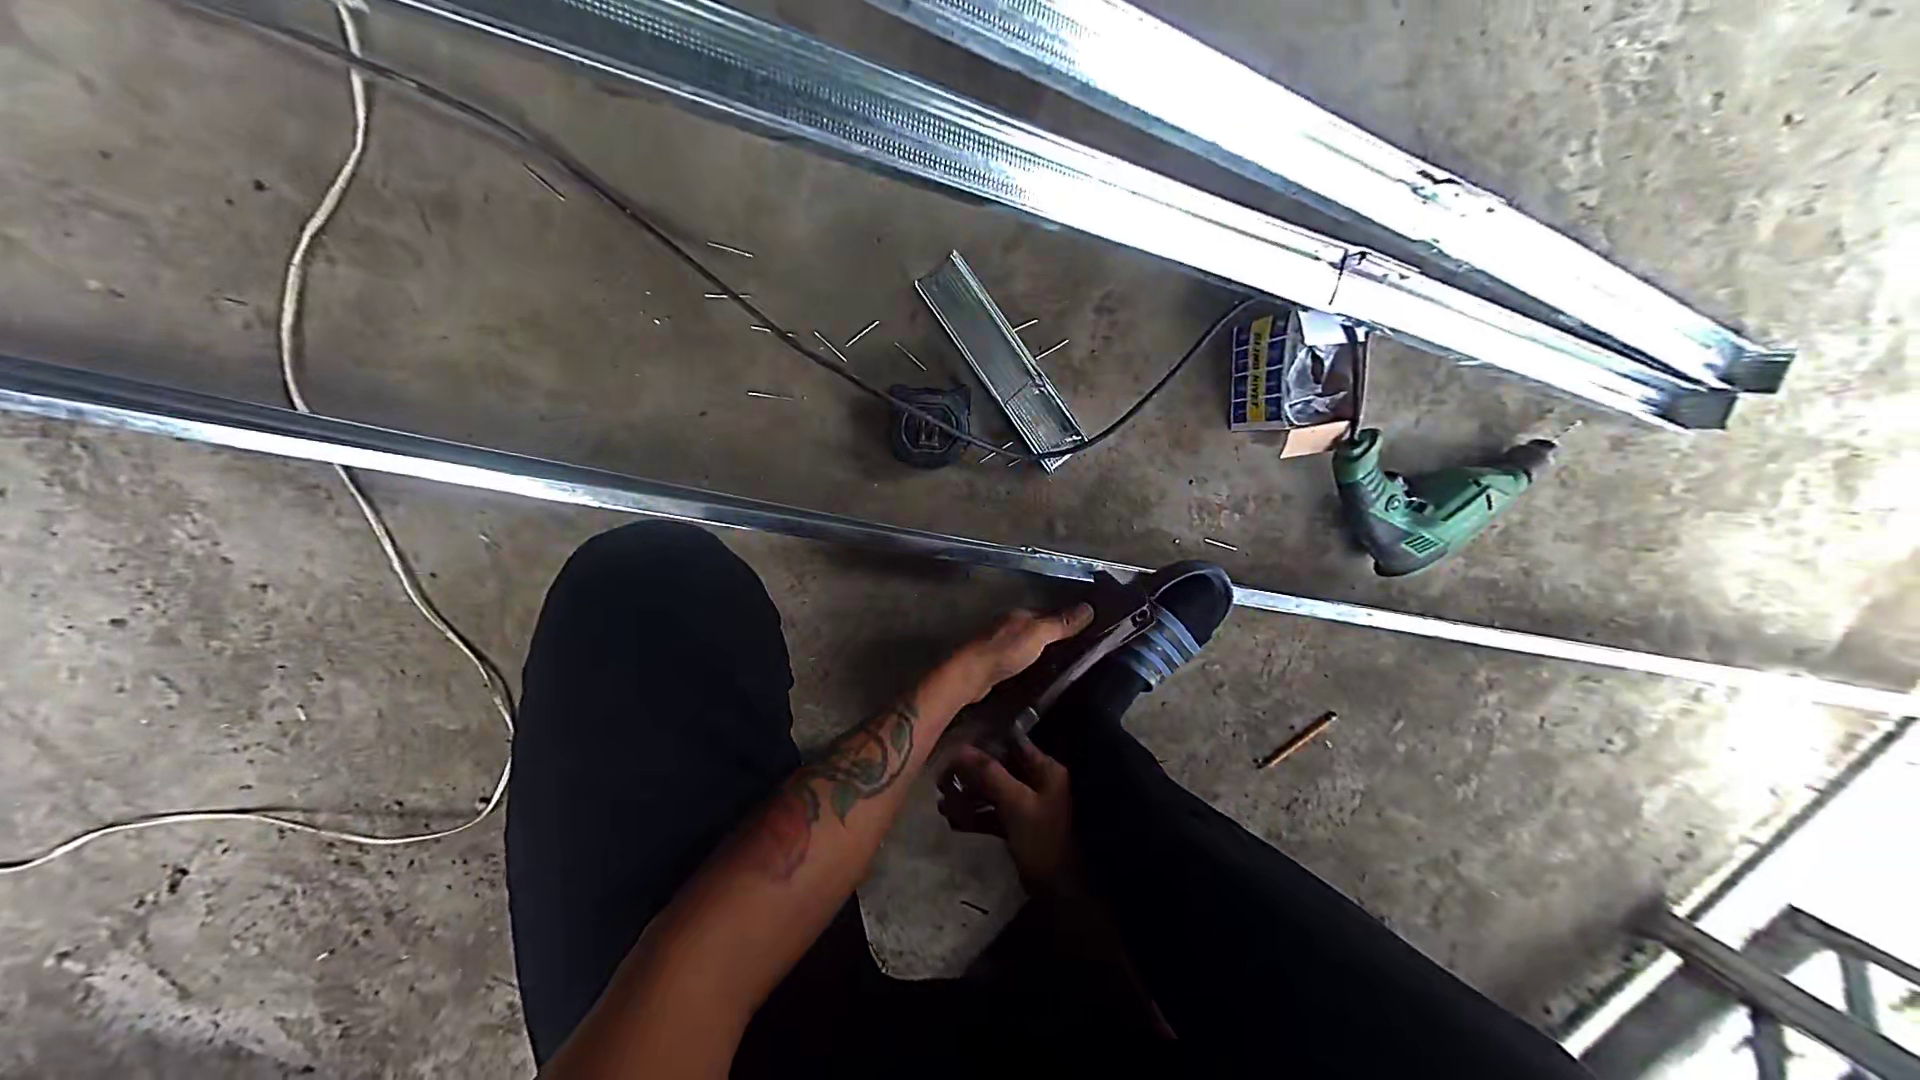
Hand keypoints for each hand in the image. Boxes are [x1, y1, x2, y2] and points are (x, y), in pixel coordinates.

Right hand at [939, 733, 1078, 895]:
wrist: (1058, 893)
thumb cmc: (1042, 841)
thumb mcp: (1015, 804)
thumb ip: (989, 774)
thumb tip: (961, 748)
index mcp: (1045, 769)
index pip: (1011, 744)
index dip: (984, 744)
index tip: (955, 748)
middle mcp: (1037, 781)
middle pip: (998, 768)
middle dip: (969, 774)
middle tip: (941, 781)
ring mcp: (1028, 804)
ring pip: (993, 791)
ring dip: (968, 796)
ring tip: (943, 804)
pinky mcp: (1018, 826)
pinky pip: (993, 813)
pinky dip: (975, 815)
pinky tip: (953, 821)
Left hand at [943, 604, 1094, 703]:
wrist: (971, 675)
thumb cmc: (1004, 650)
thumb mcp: (1038, 634)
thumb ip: (1061, 623)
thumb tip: (1088, 608)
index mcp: (1020, 615)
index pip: (1050, 613)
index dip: (1068, 620)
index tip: (1087, 630)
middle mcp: (1009, 626)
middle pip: (1039, 628)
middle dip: (1056, 637)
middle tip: (1080, 651)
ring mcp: (1000, 645)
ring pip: (1029, 645)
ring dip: (1043, 652)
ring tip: (1064, 664)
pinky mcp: (995, 664)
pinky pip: (1020, 660)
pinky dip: (1031, 664)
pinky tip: (1039, 674)